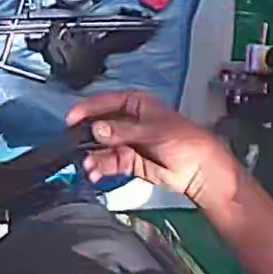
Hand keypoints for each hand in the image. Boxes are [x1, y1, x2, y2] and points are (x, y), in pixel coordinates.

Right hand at [66, 91, 245, 213]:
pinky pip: (110, 162)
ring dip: (93, 155)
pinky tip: (95, 171)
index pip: (105, 102)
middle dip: (87, 135)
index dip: (87, 109)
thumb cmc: (185, 140)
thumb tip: (98, 129)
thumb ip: (123, 131)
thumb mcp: (152, 130)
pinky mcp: (130, 161)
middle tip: (74, 143)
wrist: (201, 170)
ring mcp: (128, 142)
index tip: (72, 118)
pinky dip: (101, 167)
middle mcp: (129, 122)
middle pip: (101, 125)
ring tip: (87, 164)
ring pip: (103, 146)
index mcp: (136, 105)